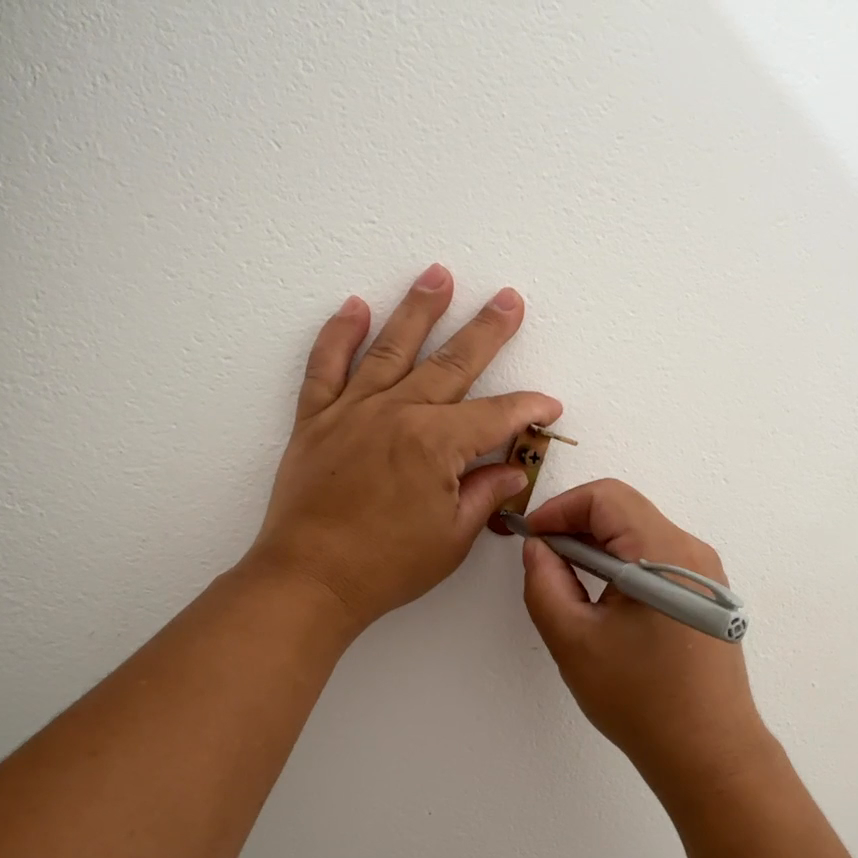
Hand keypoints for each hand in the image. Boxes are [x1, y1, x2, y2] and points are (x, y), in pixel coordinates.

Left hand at [247, 264, 560, 628]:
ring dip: (419, 310)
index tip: (547, 406)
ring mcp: (353, 412)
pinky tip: (353, 308)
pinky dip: (338, 334)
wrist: (310, 579)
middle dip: (486, 330)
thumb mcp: (451, 538)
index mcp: (436, 444)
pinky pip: (326, 366)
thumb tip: (509, 472)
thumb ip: (484, 495)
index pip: (496, 415)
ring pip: (392, 348)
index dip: (528, 409)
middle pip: (452, 362)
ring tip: (438, 277)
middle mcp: (396, 414)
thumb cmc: (381, 566)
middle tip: (507, 300)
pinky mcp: (316, 421)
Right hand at [521, 480, 765, 783]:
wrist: (708, 752)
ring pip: (641, 535)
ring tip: (569, 585)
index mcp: (664, 553)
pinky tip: (603, 602)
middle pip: (625, 511)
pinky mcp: (707, 595)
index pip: (606, 497)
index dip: (561, 508)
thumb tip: (537, 548)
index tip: (532, 537)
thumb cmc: (642, 700)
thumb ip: (544, 583)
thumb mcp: (574, 640)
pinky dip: (623, 565)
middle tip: (544, 561)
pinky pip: (658, 559)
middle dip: (577, 527)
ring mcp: (706, 573)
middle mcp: (692, 552)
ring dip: (599, 548)